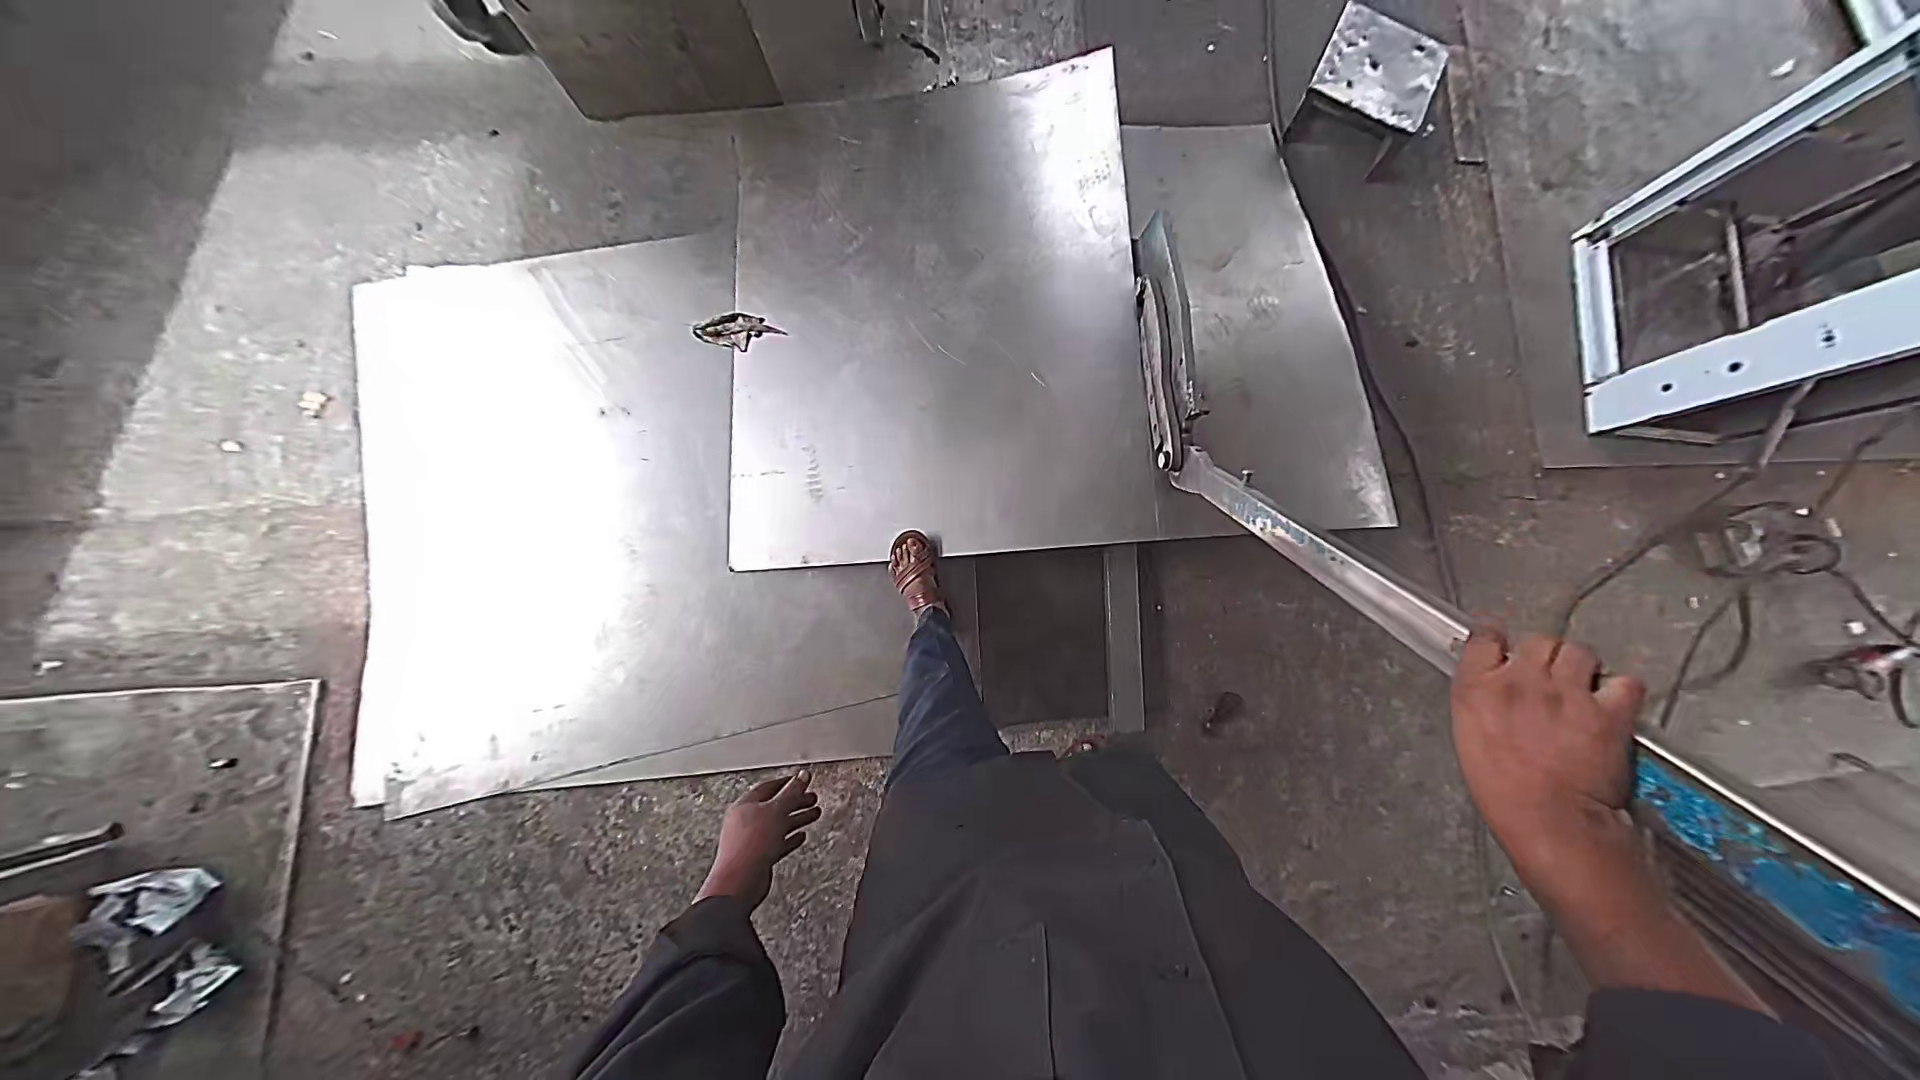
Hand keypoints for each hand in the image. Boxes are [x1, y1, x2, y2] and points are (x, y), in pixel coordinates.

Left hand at [696, 772, 820, 910]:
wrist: (739, 882)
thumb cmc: (750, 845)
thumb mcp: (777, 810)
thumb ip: (792, 792)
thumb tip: (803, 775)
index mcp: (745, 805)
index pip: (769, 787)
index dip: (787, 782)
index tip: (801, 780)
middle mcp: (746, 821)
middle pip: (775, 806)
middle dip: (795, 801)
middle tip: (812, 798)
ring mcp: (751, 840)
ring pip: (778, 824)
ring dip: (797, 818)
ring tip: (814, 814)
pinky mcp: (758, 857)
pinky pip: (777, 842)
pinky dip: (790, 838)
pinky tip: (800, 836)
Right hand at [1450, 626, 1645, 903]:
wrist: (1547, 818)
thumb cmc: (1499, 783)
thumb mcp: (1468, 729)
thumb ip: (1481, 695)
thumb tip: (1494, 678)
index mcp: (1475, 686)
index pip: (1484, 638)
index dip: (1496, 639)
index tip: (1502, 645)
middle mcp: (1518, 681)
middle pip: (1537, 640)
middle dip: (1544, 654)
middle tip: (1548, 675)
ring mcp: (1565, 694)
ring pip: (1579, 652)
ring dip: (1580, 666)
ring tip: (1580, 688)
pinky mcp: (1608, 712)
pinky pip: (1624, 682)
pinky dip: (1620, 689)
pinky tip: (1611, 704)